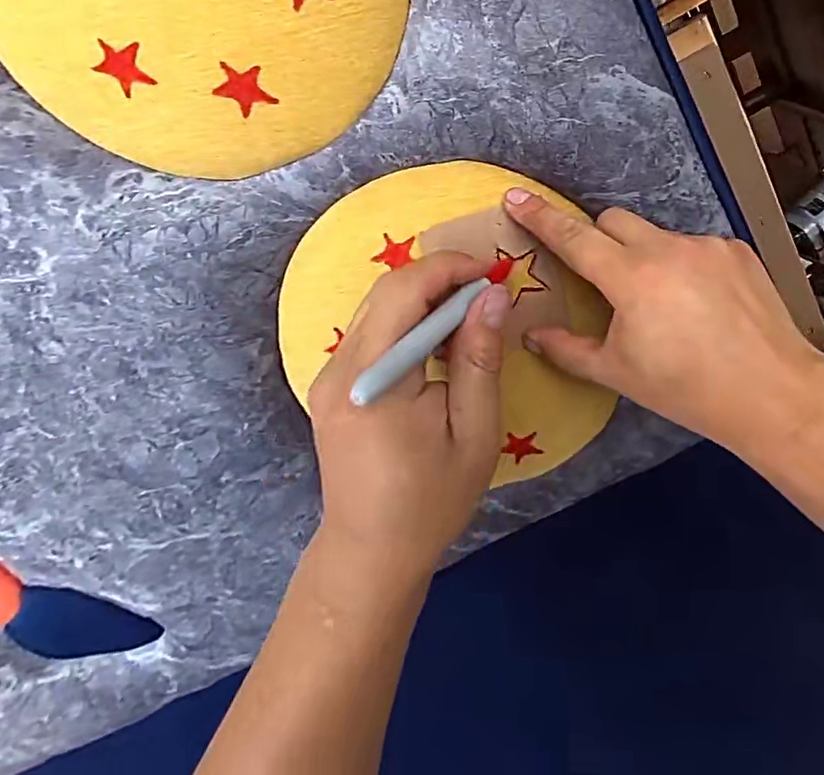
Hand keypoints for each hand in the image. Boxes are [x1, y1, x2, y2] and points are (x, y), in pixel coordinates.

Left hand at [304, 252, 508, 581]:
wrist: (372, 553)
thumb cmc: (431, 500)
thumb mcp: (474, 431)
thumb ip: (480, 358)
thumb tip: (493, 296)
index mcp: (372, 379)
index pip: (404, 293)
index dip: (450, 269)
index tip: (494, 271)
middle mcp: (339, 368)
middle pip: (386, 292)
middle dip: (440, 278)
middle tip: (487, 290)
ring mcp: (329, 376)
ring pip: (377, 308)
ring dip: (425, 298)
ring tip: (470, 315)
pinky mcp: (334, 385)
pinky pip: (373, 333)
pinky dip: (409, 322)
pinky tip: (439, 343)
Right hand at [504, 188, 823, 450]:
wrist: (773, 393)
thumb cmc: (690, 390)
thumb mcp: (619, 373)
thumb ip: (568, 349)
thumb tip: (534, 336)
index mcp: (633, 279)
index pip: (574, 237)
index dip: (541, 217)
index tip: (518, 198)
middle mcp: (669, 250)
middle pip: (614, 220)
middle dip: (599, 238)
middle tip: (603, 277)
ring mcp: (707, 246)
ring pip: (656, 235)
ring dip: (646, 257)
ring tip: (665, 305)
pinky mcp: (736, 250)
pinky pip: (694, 245)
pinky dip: (684, 265)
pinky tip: (700, 304)